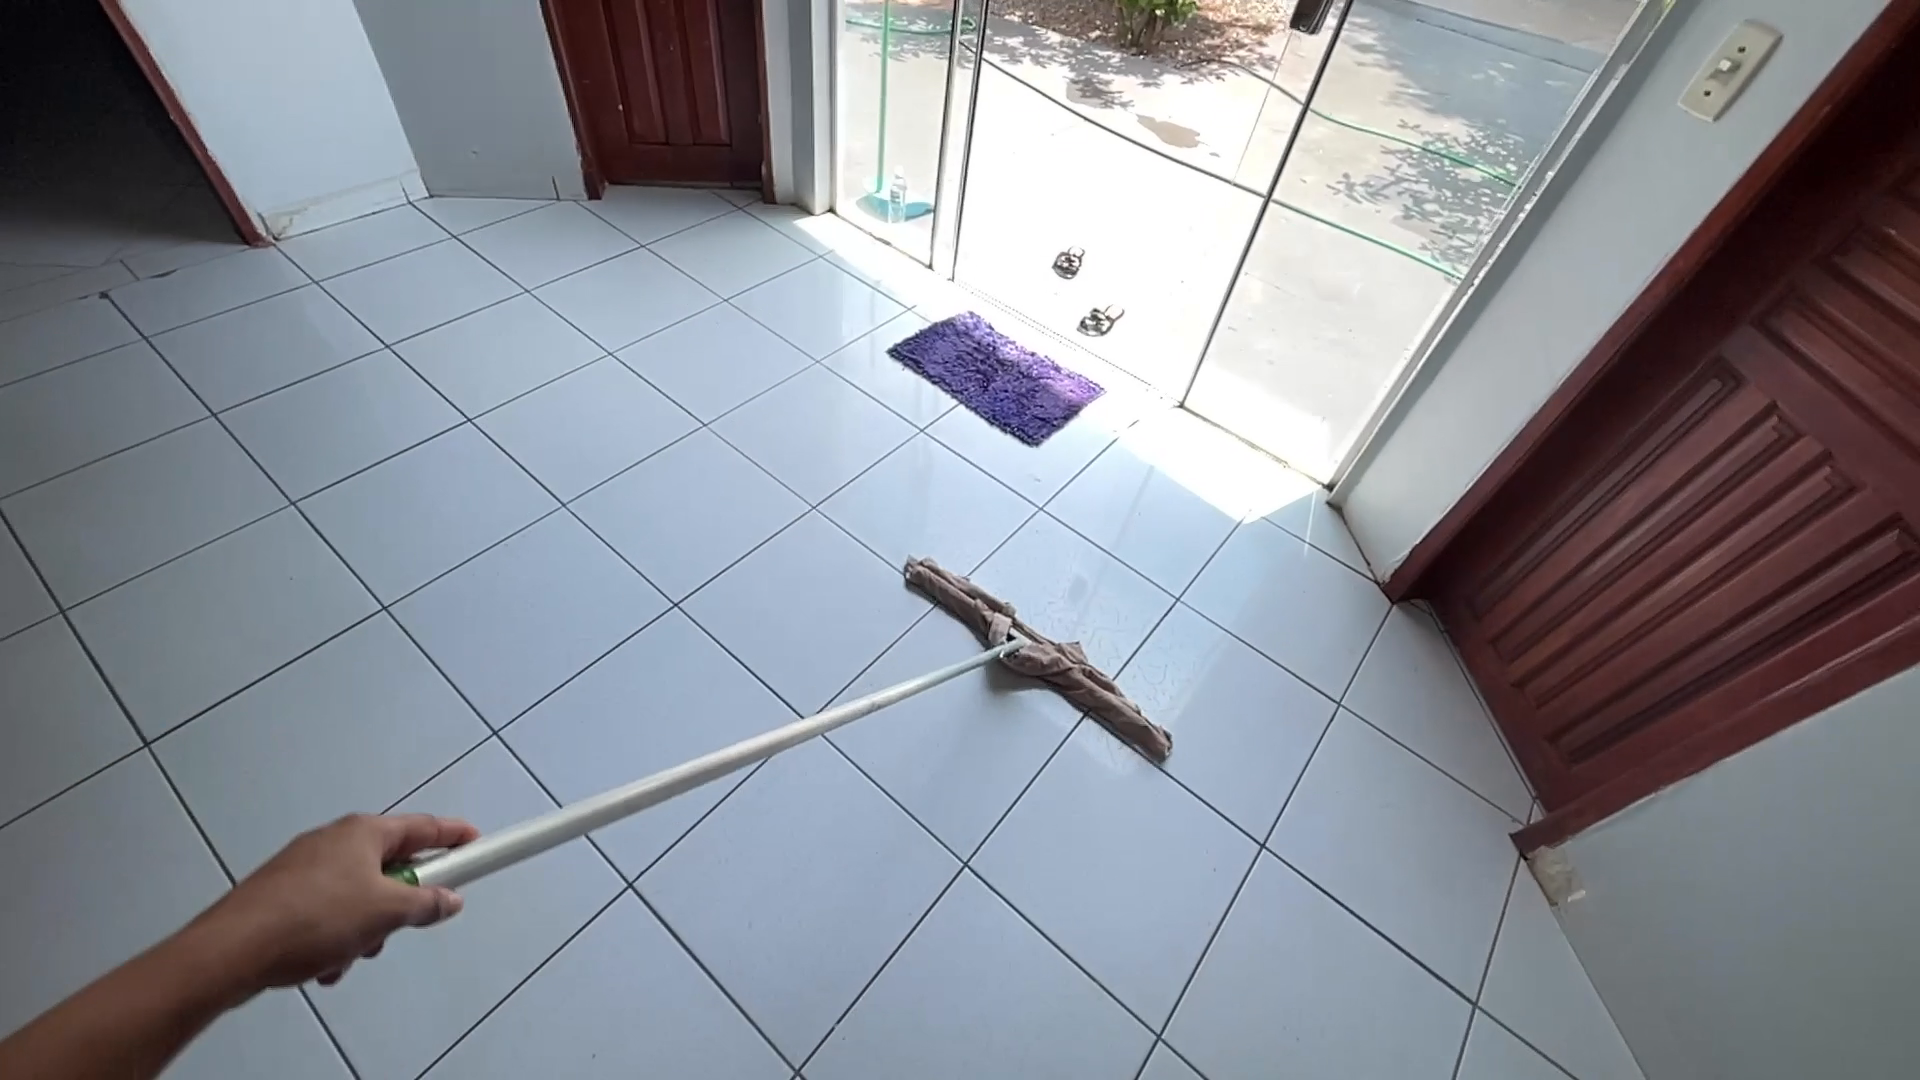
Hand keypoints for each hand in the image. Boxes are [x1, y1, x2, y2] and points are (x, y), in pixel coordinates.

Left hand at [181, 814, 479, 995]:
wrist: (222, 958)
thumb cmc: (315, 920)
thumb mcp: (386, 913)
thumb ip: (427, 903)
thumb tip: (451, 900)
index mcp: (365, 831)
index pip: (427, 827)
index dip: (458, 837)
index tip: (480, 847)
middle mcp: (334, 840)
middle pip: (390, 862)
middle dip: (403, 896)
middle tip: (408, 920)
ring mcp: (300, 867)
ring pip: (356, 891)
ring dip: (366, 923)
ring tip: (354, 954)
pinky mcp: (274, 897)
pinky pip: (323, 908)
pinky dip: (333, 932)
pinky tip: (324, 964)